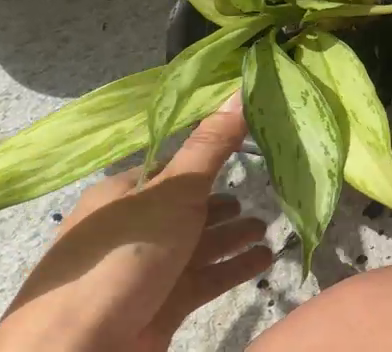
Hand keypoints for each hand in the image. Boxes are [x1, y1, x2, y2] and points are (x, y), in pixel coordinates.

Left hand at [0, 94, 273, 351]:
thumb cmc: (122, 257)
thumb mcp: (173, 192)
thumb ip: (212, 145)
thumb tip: (241, 87)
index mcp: (123, 197)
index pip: (173, 168)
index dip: (210, 157)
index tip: (254, 145)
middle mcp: (134, 230)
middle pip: (190, 208)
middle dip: (227, 202)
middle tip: (269, 190)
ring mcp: (148, 270)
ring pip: (202, 243)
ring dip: (236, 234)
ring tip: (269, 226)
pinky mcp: (164, 304)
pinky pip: (209, 276)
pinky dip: (237, 265)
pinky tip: (266, 258)